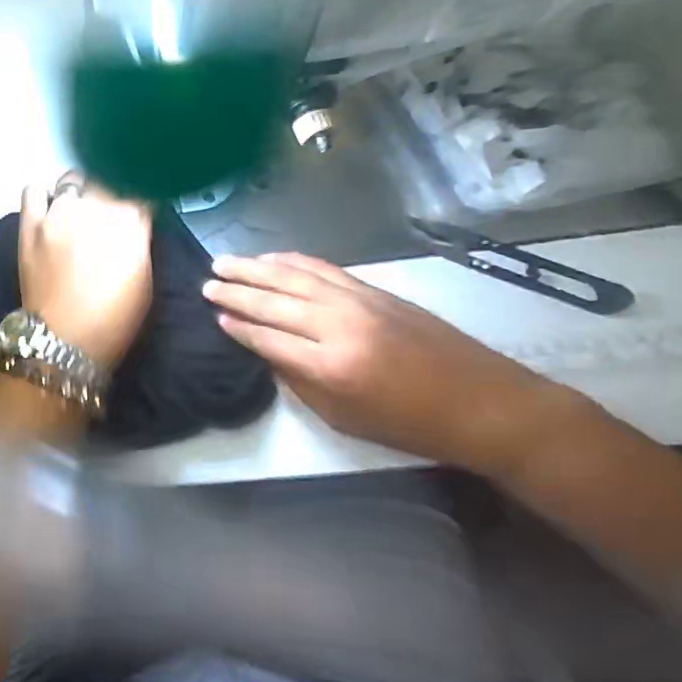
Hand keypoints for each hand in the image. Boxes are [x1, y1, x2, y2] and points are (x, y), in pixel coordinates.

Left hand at [18, 174, 153, 369]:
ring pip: (74, 180)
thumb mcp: (144, 275)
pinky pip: (34, 191)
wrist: (65, 343)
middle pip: (109, 177)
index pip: (140, 185)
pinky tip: (52, 207)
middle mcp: (95, 208)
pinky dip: (45, 194)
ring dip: (82, 191)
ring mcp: (59, 213)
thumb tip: (137, 214)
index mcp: (130, 222)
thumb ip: (140, 236)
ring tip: (83, 208)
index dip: (142, 189)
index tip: (142, 197)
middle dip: (115, 188)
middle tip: (113, 208)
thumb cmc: (116, 318)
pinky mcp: (31, 224)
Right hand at [203, 252, 594, 474]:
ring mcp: (356, 299)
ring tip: (226, 261)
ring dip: (257, 267)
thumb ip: (300, 382)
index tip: (215, 315)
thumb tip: (269, 352)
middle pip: (275, 300)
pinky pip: (322, 268)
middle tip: (207, 282)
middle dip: (237, 291)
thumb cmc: (408, 423)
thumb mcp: (344, 419)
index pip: (268, 338)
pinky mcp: (372, 288)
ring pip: (294, 275)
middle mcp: (337, 324)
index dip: (239, 326)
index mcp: (329, 366)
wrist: (475, 398)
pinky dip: (293, 260)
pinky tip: (273, 257)